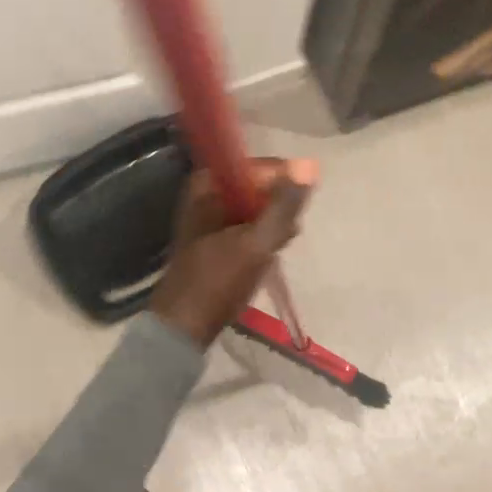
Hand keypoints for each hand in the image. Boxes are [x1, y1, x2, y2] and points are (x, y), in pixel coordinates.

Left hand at [149, 157, 315, 347]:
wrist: (182, 326)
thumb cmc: (217, 282)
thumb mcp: (256, 242)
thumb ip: (283, 205)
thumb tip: (309, 165)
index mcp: (207, 186)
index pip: (257, 166)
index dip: (283, 181)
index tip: (299, 206)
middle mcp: (204, 197)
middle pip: (254, 188)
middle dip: (278, 206)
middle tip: (290, 230)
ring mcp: (207, 222)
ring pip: (251, 211)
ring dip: (271, 225)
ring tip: (281, 245)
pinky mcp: (211, 245)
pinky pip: (244, 230)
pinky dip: (259, 239)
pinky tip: (270, 256)